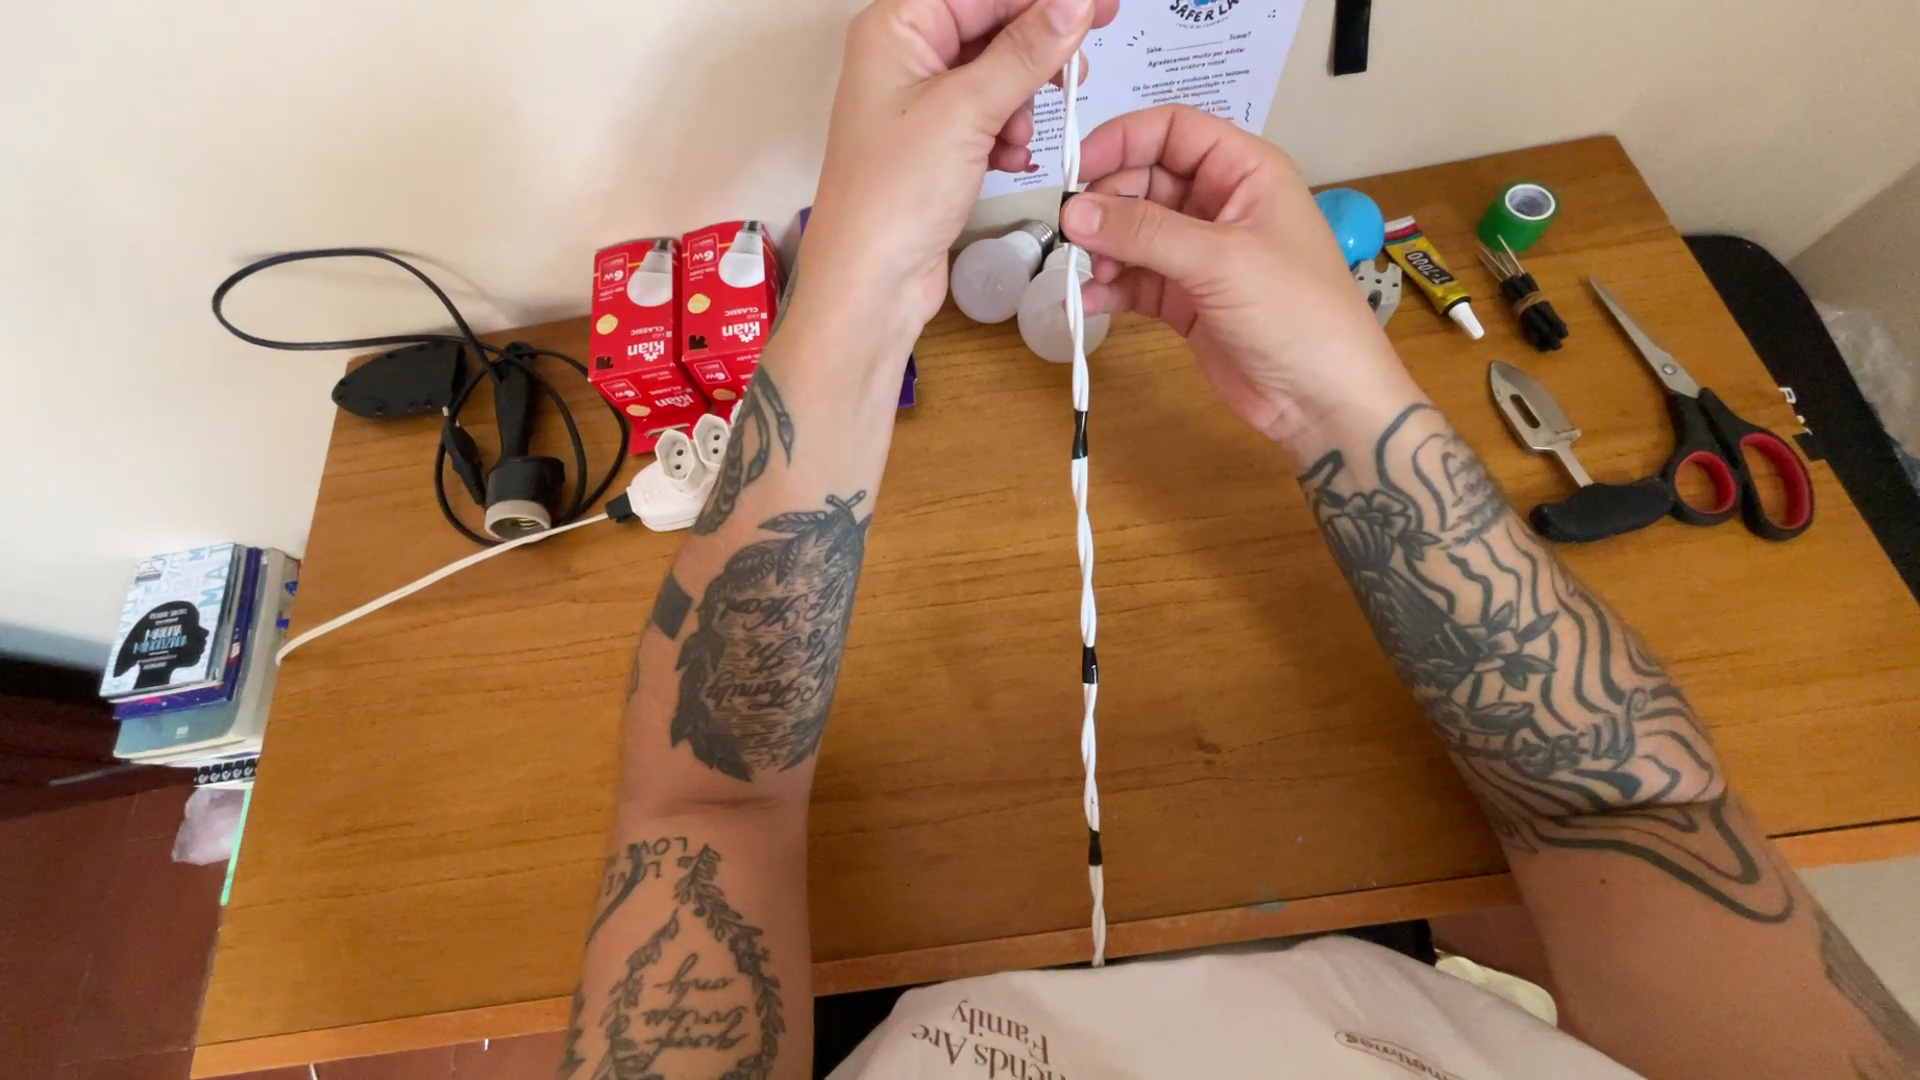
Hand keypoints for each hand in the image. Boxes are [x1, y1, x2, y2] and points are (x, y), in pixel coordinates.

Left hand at [795, 0, 1116, 363]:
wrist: (872, 284)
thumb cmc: (889, 199)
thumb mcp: (966, 111)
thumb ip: (1024, 52)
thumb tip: (1073, 4)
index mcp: (895, 29)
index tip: (1095, 2)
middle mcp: (903, 62)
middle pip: (989, 28)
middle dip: (1033, 54)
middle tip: (1077, 68)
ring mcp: (919, 110)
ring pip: (993, 79)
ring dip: (1019, 104)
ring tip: (1020, 138)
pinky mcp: (935, 152)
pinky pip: (986, 123)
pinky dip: (1005, 138)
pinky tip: (1009, 161)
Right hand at [1060, 105, 1420, 454]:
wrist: (1317, 397)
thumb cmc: (1292, 310)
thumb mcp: (1219, 260)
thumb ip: (1144, 233)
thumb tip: (1072, 212)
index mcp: (1243, 172)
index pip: (1172, 131)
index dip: (1122, 140)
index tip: (1075, 170)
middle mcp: (1217, 206)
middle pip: (1145, 183)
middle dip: (1108, 206)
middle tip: (1075, 235)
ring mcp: (1198, 257)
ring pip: (1134, 236)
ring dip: (1105, 251)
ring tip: (1092, 275)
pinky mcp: (1183, 302)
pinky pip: (1135, 283)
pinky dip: (1110, 290)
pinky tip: (1089, 304)